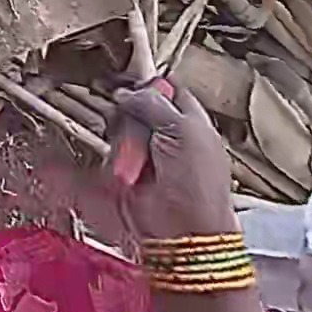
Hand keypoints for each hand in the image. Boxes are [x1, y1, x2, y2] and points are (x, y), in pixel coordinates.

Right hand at [113, 84, 240, 239]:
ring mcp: (149, 150)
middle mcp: (169, 133)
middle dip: (132, 109)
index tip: (133, 80)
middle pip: (140, 103)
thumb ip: (153, 103)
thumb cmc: (196, 182)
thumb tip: (125, 92)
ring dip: (125, 133)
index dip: (152, 83)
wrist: (182, 231)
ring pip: (124, 122)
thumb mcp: (181, 130)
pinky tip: (125, 162)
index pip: (169, 89)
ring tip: (133, 150)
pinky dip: (116, 150)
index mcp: (192, 120)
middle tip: (132, 118)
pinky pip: (114, 145)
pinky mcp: (130, 167)